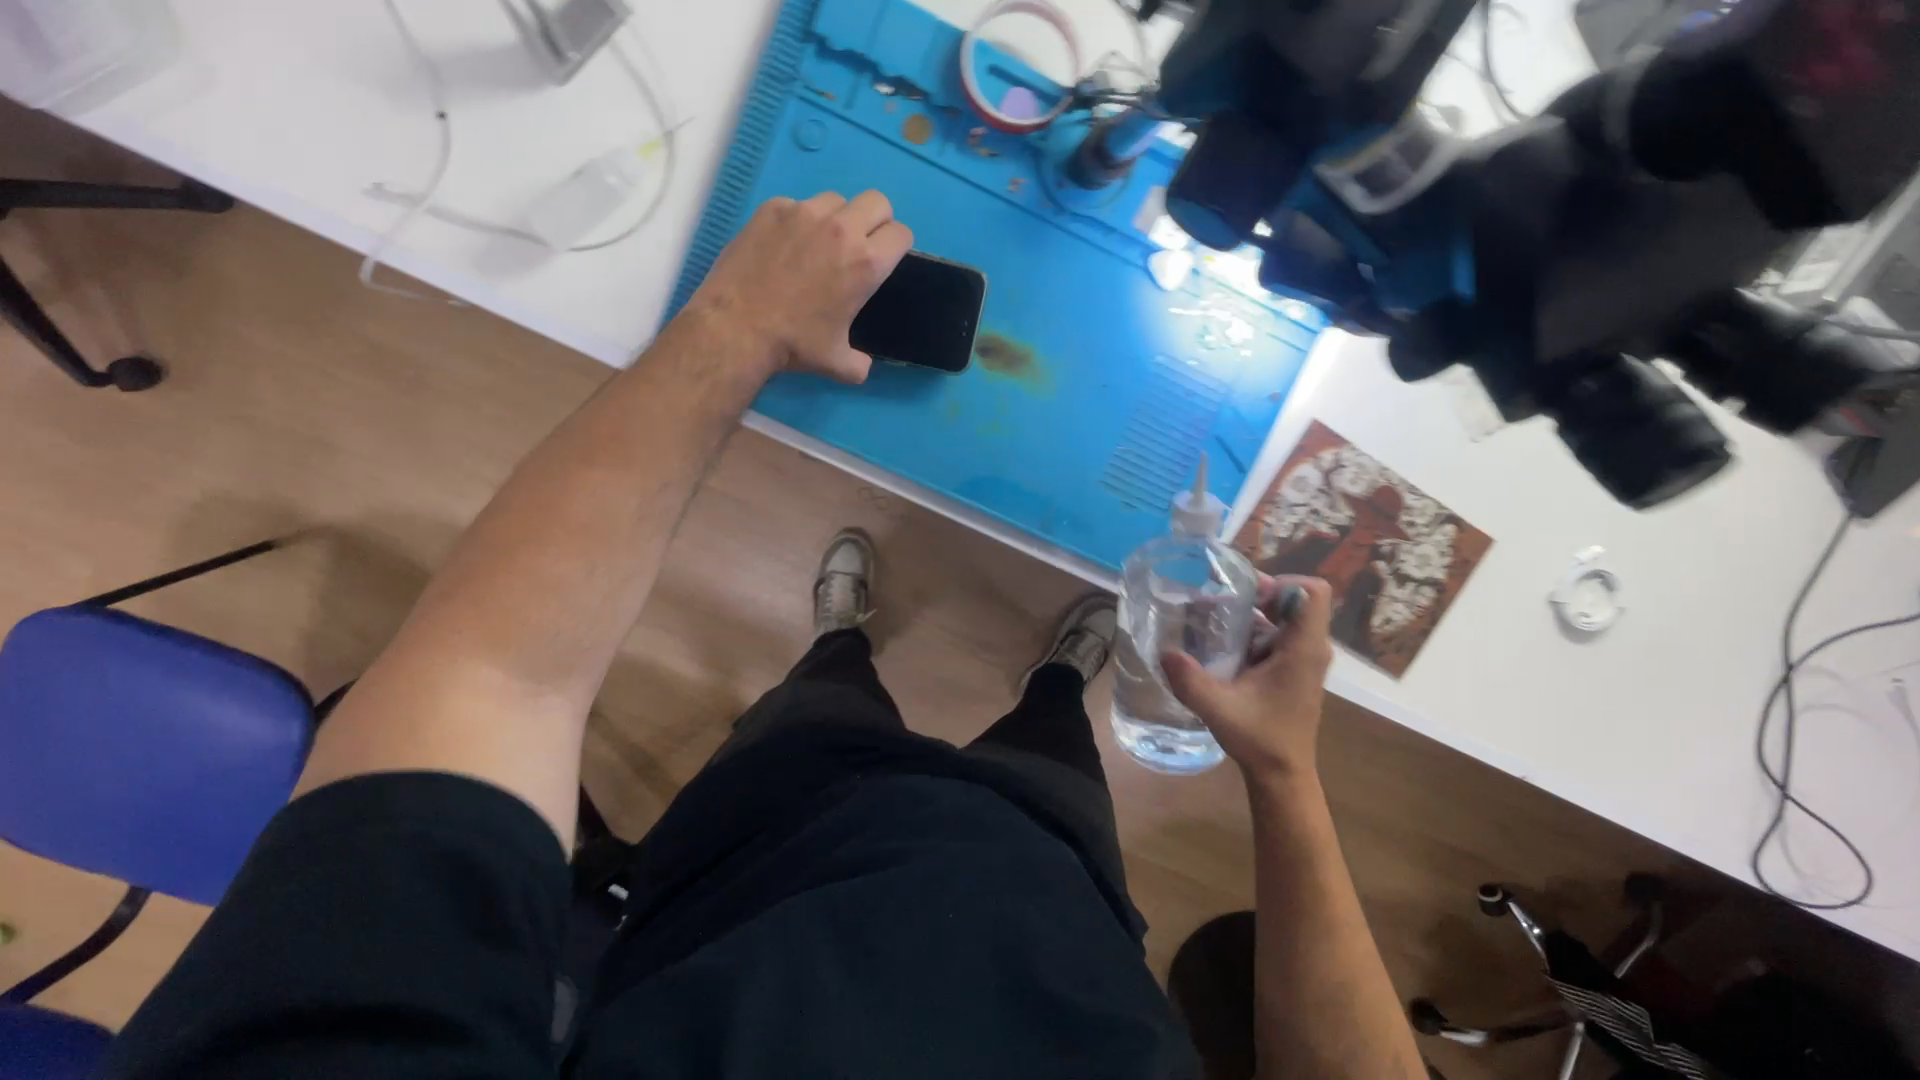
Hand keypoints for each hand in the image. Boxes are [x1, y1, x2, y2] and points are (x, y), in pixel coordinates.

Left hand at [685, 191, 913, 383]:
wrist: (736, 328)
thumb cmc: (793, 344)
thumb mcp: (835, 362)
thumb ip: (858, 363)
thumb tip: (862, 366)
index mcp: (866, 263)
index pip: (901, 233)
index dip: (896, 246)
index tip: (883, 260)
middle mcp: (841, 229)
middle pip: (877, 202)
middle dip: (875, 221)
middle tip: (858, 245)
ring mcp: (804, 213)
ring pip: (837, 199)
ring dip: (837, 216)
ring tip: (818, 243)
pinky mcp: (772, 209)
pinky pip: (797, 204)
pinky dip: (797, 221)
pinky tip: (783, 246)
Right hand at [1162, 575, 1334, 783]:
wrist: (1282, 774)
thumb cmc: (1260, 739)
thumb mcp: (1219, 709)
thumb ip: (1190, 680)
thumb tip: (1164, 652)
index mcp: (1303, 649)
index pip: (1313, 592)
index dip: (1283, 582)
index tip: (1247, 594)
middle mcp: (1310, 648)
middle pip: (1295, 599)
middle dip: (1258, 595)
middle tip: (1221, 602)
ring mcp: (1303, 660)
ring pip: (1284, 618)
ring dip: (1252, 615)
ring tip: (1214, 622)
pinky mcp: (1293, 671)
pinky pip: (1278, 636)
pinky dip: (1252, 634)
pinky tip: (1222, 648)